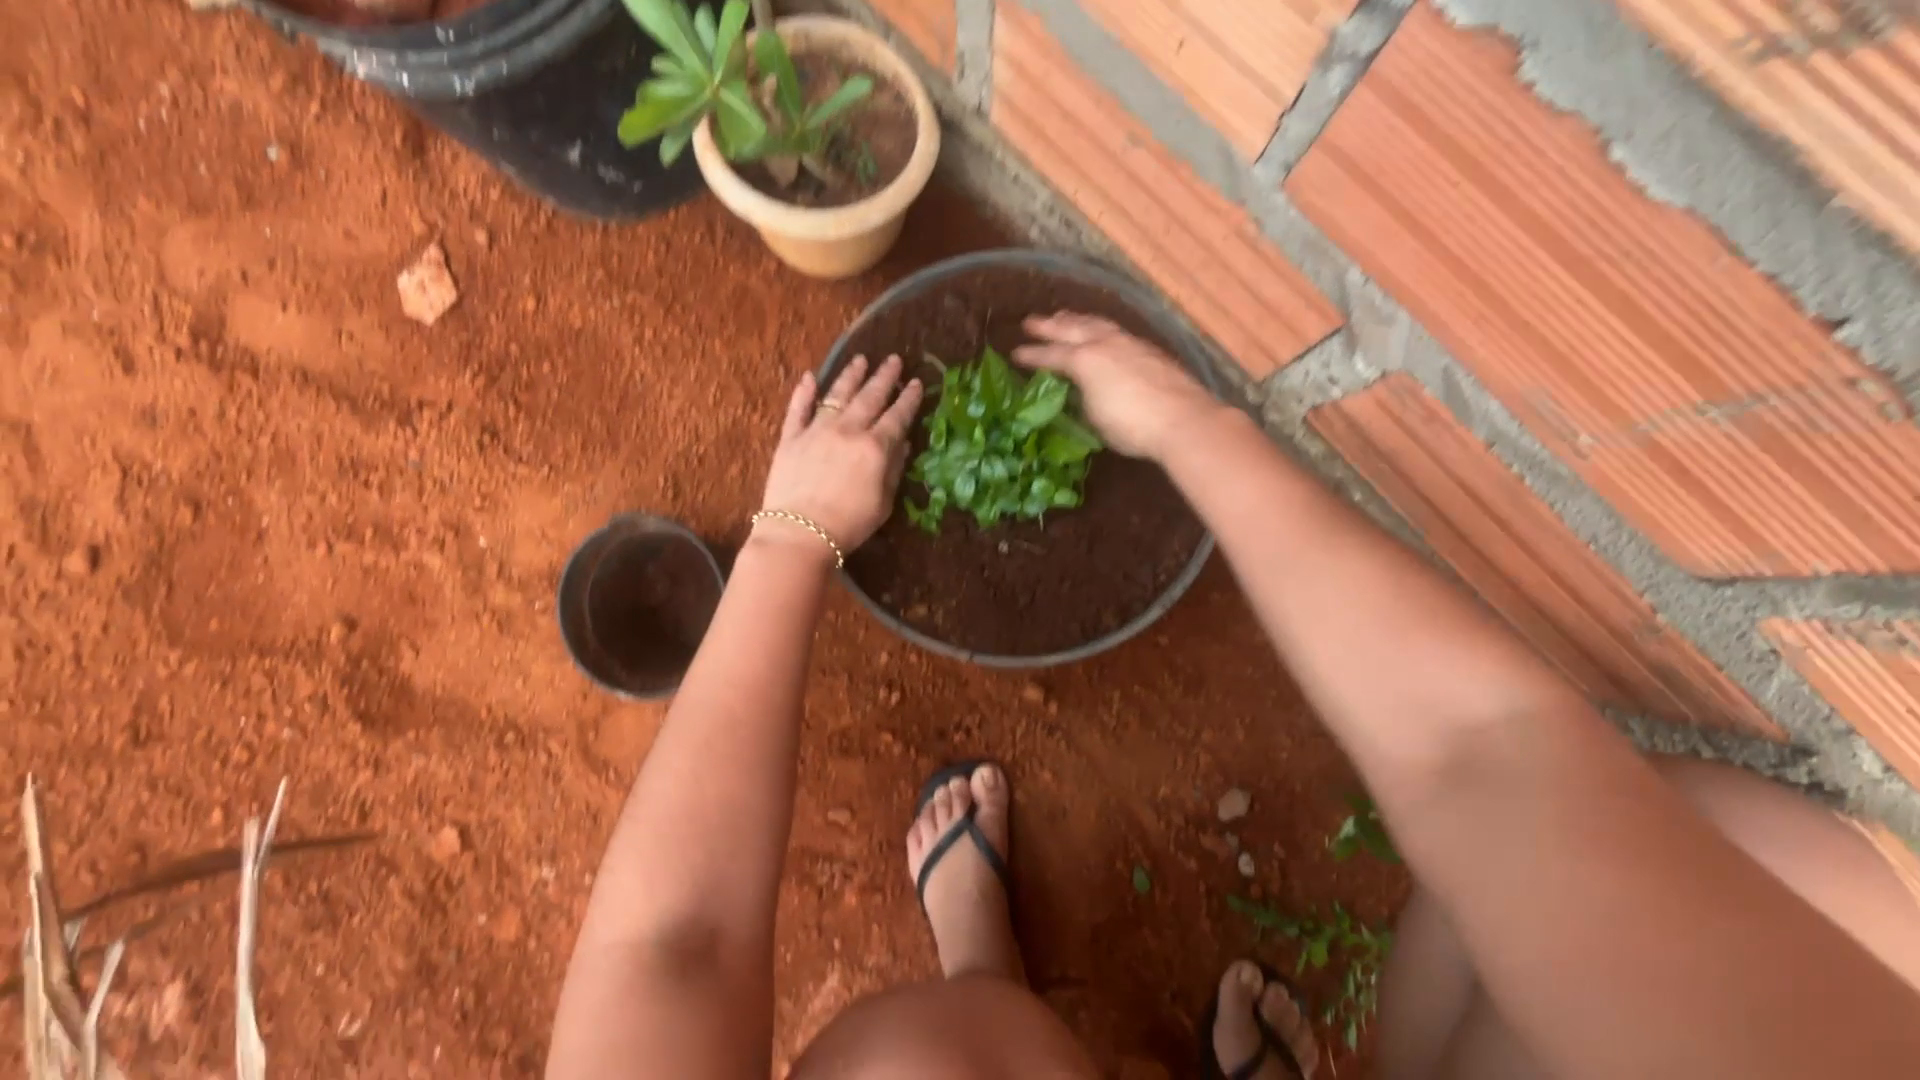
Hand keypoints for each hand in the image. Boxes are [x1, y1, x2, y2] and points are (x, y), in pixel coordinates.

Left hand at [757, 354, 923, 557]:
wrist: (799, 533)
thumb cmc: (849, 525)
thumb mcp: (883, 503)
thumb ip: (893, 470)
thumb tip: (903, 444)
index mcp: (875, 447)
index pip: (897, 417)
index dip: (908, 399)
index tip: (916, 382)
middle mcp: (848, 430)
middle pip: (869, 397)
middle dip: (884, 377)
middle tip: (894, 359)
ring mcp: (816, 431)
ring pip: (836, 395)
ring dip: (850, 375)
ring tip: (860, 360)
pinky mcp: (790, 438)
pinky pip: (798, 409)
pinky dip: (804, 392)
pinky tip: (810, 377)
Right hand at [1013, 312, 1227, 460]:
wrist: (1183, 420)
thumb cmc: (1132, 425)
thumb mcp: (1095, 418)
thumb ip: (1082, 399)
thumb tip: (1079, 392)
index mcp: (1084, 361)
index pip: (1050, 355)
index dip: (1031, 356)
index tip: (1014, 354)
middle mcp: (1105, 344)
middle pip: (1072, 328)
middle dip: (1049, 325)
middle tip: (1031, 321)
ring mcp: (1130, 343)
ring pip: (1098, 323)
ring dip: (1077, 319)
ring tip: (1065, 316)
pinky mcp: (1149, 350)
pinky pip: (1117, 331)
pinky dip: (1102, 328)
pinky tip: (1103, 333)